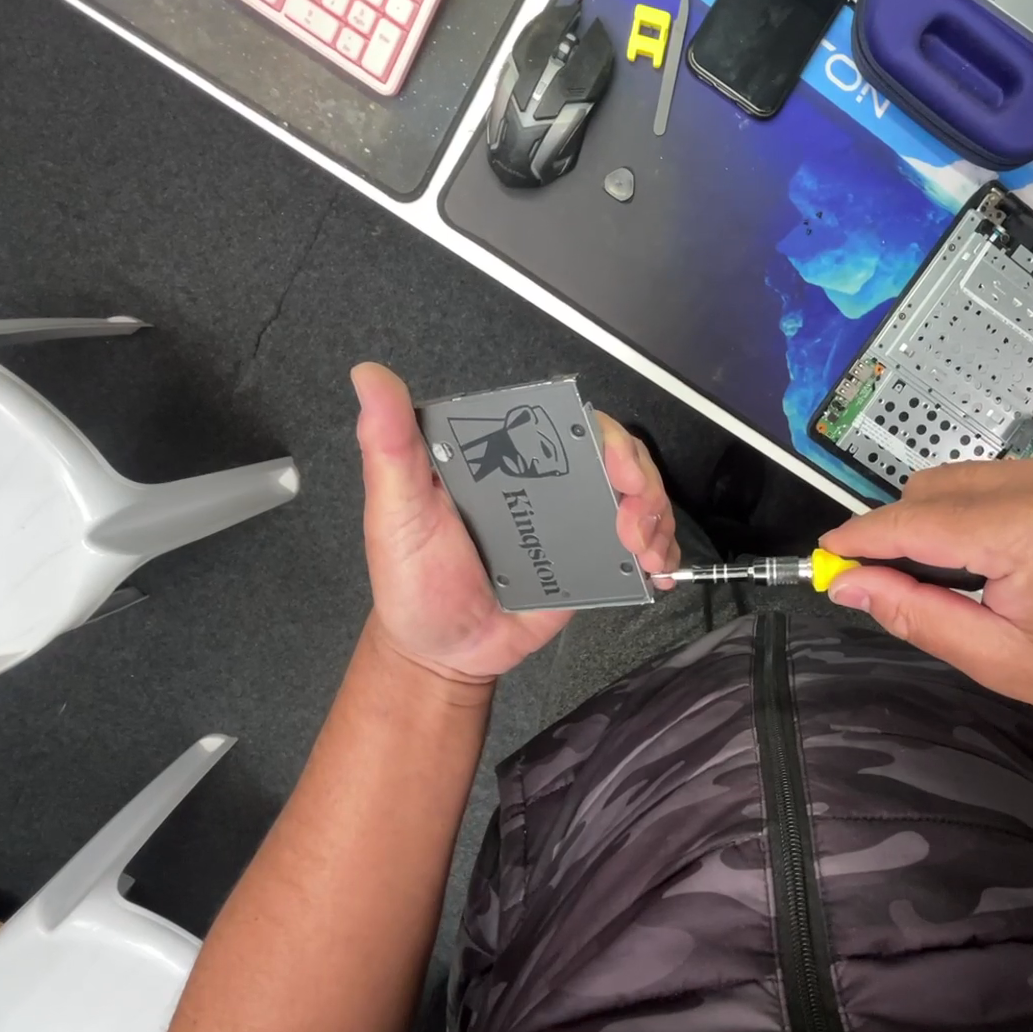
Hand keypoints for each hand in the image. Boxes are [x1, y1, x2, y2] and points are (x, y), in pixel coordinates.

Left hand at [350, 363, 680, 690]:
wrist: (444, 655)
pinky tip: (659, 569)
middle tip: (636, 523)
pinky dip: (661, 551)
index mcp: (507, 459)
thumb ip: (390, 447)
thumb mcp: (395, 512)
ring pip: (638, 497)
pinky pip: (638, 546)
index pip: (567, 424)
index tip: (617, 466)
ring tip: (648, 552)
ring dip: (658, 517)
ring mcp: (575, 523)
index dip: (604, 436)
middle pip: (617, 458)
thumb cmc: (414, 582)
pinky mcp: (592, 562)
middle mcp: (548, 483)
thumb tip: (371, 376)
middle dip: (643, 483)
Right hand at [819, 456, 1032, 737]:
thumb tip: (846, 584)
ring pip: (955, 479)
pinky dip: (967, 512)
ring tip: (946, 579)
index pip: (912, 521)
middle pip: (928, 489)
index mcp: (1026, 527)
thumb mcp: (997, 659)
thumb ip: (913, 612)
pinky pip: (991, 479)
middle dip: (895, 532)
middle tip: (885, 585)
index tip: (822, 559)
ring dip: (931, 521)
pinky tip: (985, 557)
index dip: (859, 539)